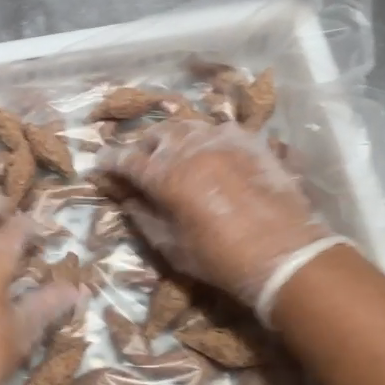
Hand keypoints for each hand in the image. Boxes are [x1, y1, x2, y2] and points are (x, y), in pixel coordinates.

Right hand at [100, 121, 344, 318]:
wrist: (284, 255)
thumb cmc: (221, 258)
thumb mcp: (171, 247)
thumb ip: (144, 218)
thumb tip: (127, 199)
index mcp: (165, 175)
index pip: (126, 159)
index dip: (110, 161)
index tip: (100, 164)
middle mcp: (190, 148)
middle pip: (157, 135)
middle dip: (142, 146)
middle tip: (139, 161)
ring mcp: (223, 140)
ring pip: (188, 127)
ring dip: (174, 138)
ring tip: (172, 152)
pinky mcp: (251, 142)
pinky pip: (221, 129)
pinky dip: (207, 138)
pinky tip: (209, 151)